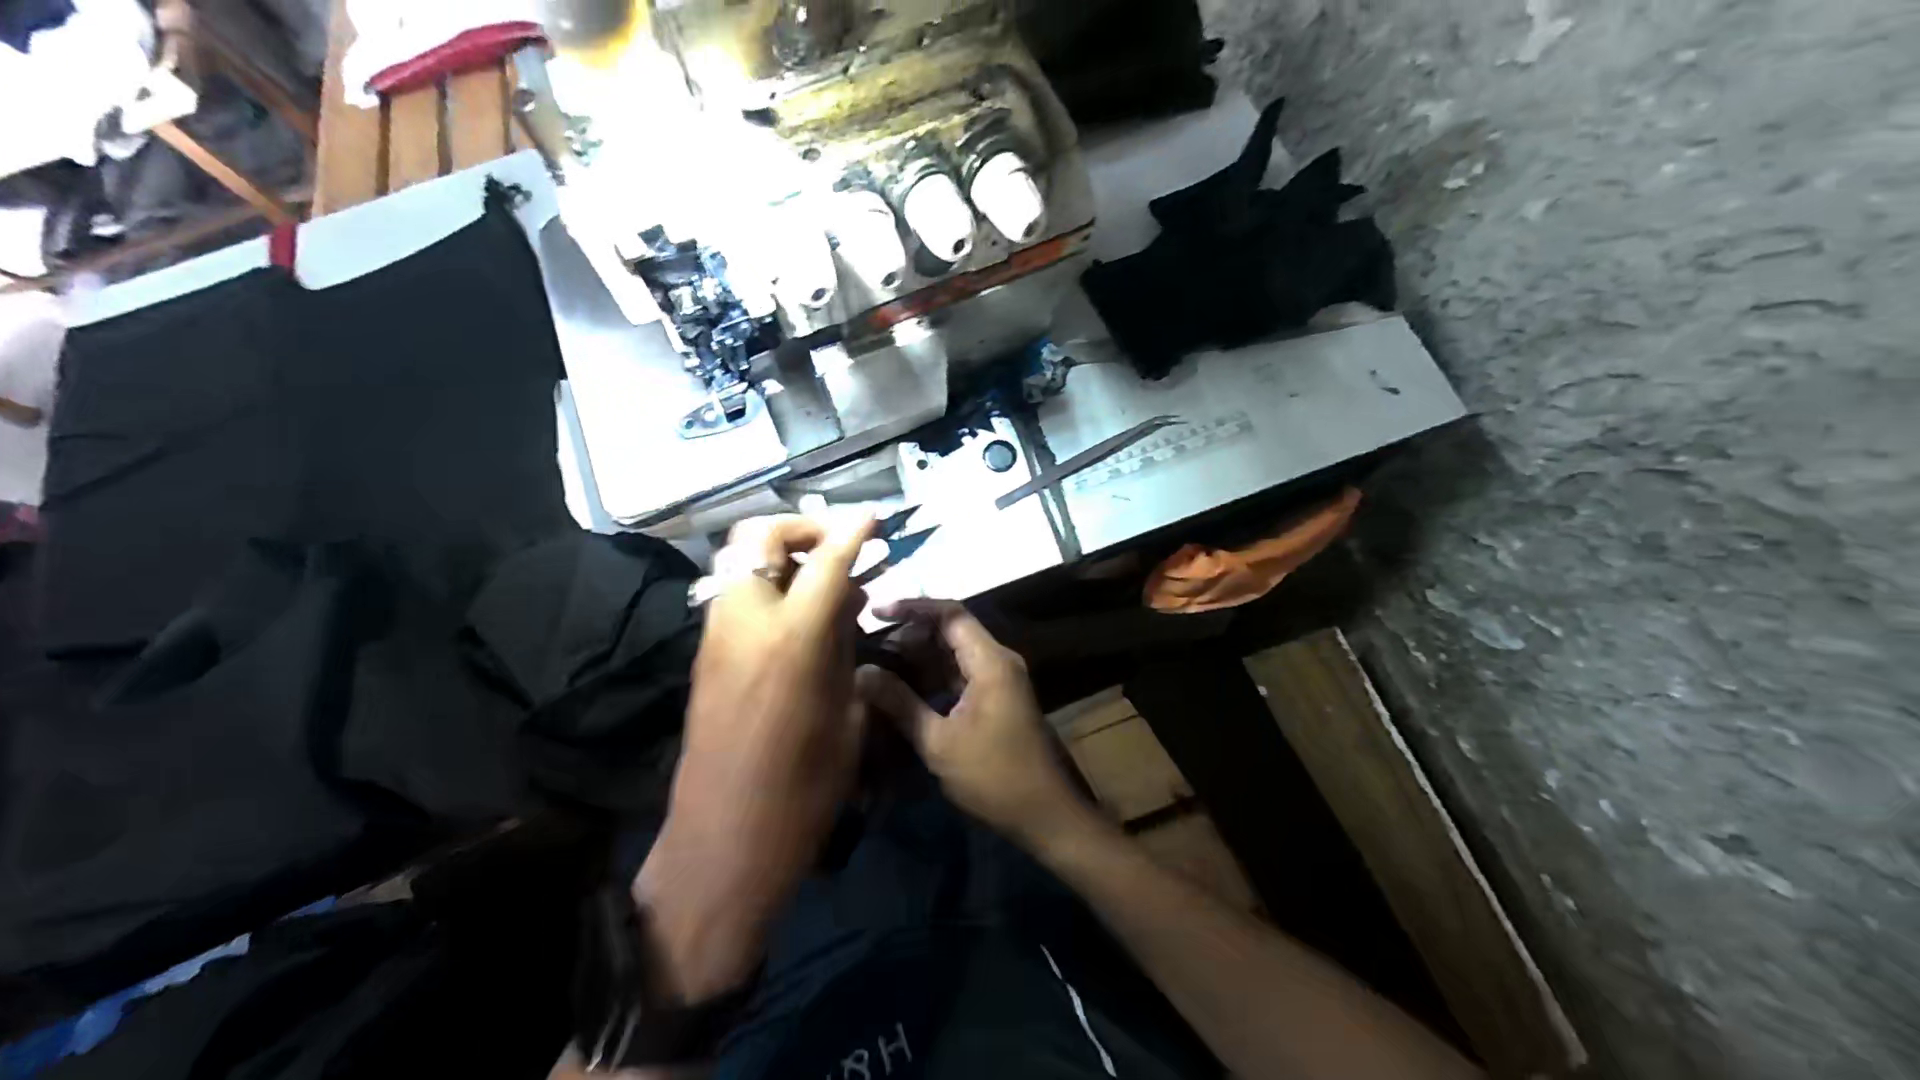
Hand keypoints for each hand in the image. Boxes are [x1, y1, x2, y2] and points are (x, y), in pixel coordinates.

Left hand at [635, 513, 874, 999]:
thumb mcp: (847, 715)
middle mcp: (746, 620)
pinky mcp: (704, 654)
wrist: (724, 840)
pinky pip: (734, 595)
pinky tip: (796, 615)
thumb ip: (844, 647)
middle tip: (838, 546)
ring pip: (740, 562)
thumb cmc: (804, 790)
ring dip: (781, 555)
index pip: (827, 560)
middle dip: (801, 528)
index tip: (874, 516)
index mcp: (793, 637)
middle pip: (760, 536)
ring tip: (822, 580)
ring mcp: (716, 634)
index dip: (853, 531)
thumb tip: (846, 603)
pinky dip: (765, 585)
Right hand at [858, 599, 1092, 848]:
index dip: (912, 608)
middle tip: (871, 646)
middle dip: (910, 635)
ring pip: (954, 655)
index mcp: (990, 661)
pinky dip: (933, 678)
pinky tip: (903, 691)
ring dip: (919, 658)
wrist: (1045, 814)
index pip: (950, 614)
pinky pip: (961, 676)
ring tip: (879, 667)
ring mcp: (999, 681)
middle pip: (951, 632)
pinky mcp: (997, 700)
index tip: (876, 612)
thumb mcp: (938, 741)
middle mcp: (998, 662)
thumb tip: (862, 672)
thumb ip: (899, 703)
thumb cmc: (993, 775)